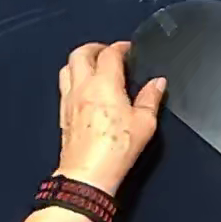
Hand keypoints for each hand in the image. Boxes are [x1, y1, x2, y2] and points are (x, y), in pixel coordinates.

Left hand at [56, 42, 165, 195]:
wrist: (87, 174)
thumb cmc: (115, 150)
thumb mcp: (144, 123)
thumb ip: (150, 98)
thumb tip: (157, 83)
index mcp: (104, 84)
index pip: (110, 53)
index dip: (120, 47)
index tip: (127, 49)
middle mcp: (82, 87)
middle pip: (80, 53)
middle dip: (95, 47)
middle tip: (107, 51)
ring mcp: (69, 100)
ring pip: (67, 67)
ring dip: (80, 61)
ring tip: (93, 65)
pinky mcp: (63, 114)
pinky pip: (64, 86)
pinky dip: (73, 79)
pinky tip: (84, 89)